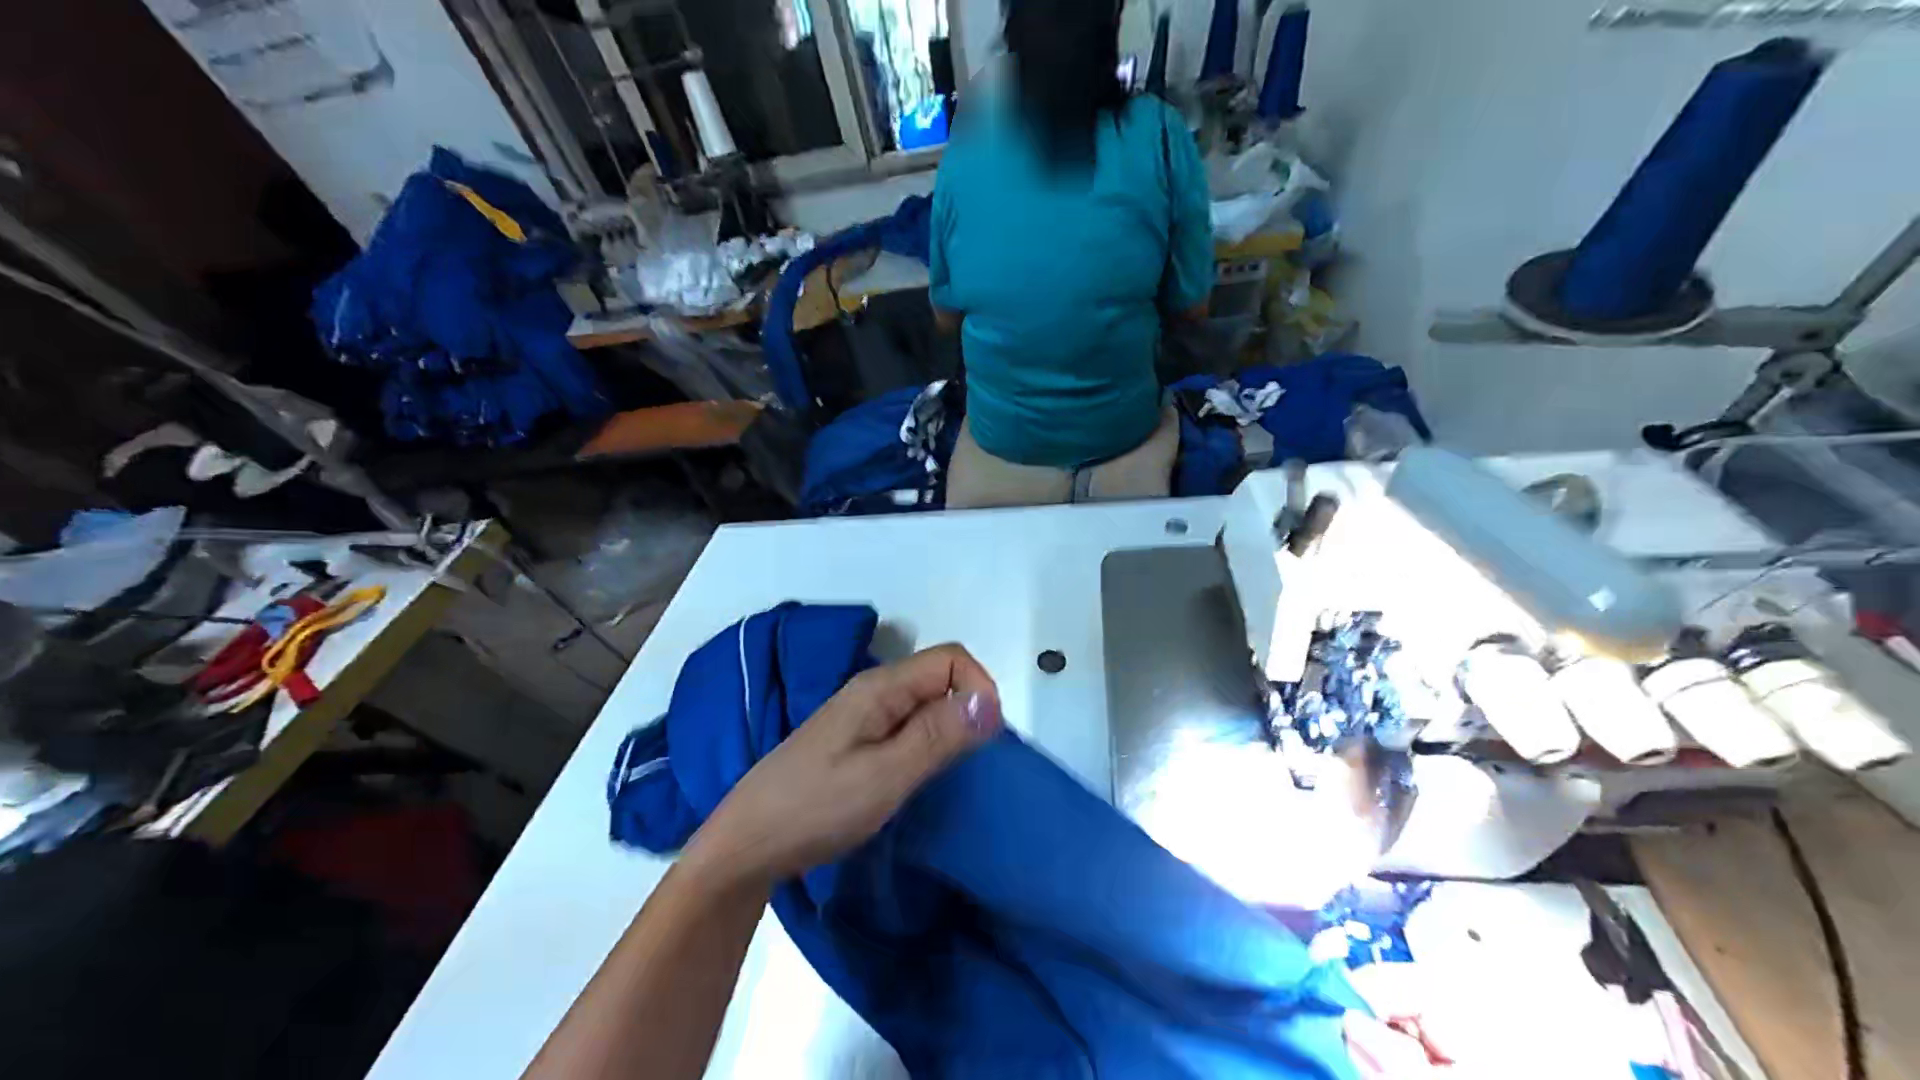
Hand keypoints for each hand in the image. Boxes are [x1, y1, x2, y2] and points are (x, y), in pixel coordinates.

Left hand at [683, 644, 1001, 886]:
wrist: (747, 844)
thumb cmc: (816, 807)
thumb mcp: (885, 776)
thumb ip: (938, 736)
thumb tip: (990, 700)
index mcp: (880, 687)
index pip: (950, 658)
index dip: (978, 688)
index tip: (986, 740)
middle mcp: (872, 690)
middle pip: (939, 677)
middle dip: (967, 709)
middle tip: (967, 765)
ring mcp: (861, 716)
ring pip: (924, 703)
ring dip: (948, 729)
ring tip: (945, 775)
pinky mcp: (855, 740)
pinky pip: (906, 725)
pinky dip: (926, 743)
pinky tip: (918, 777)